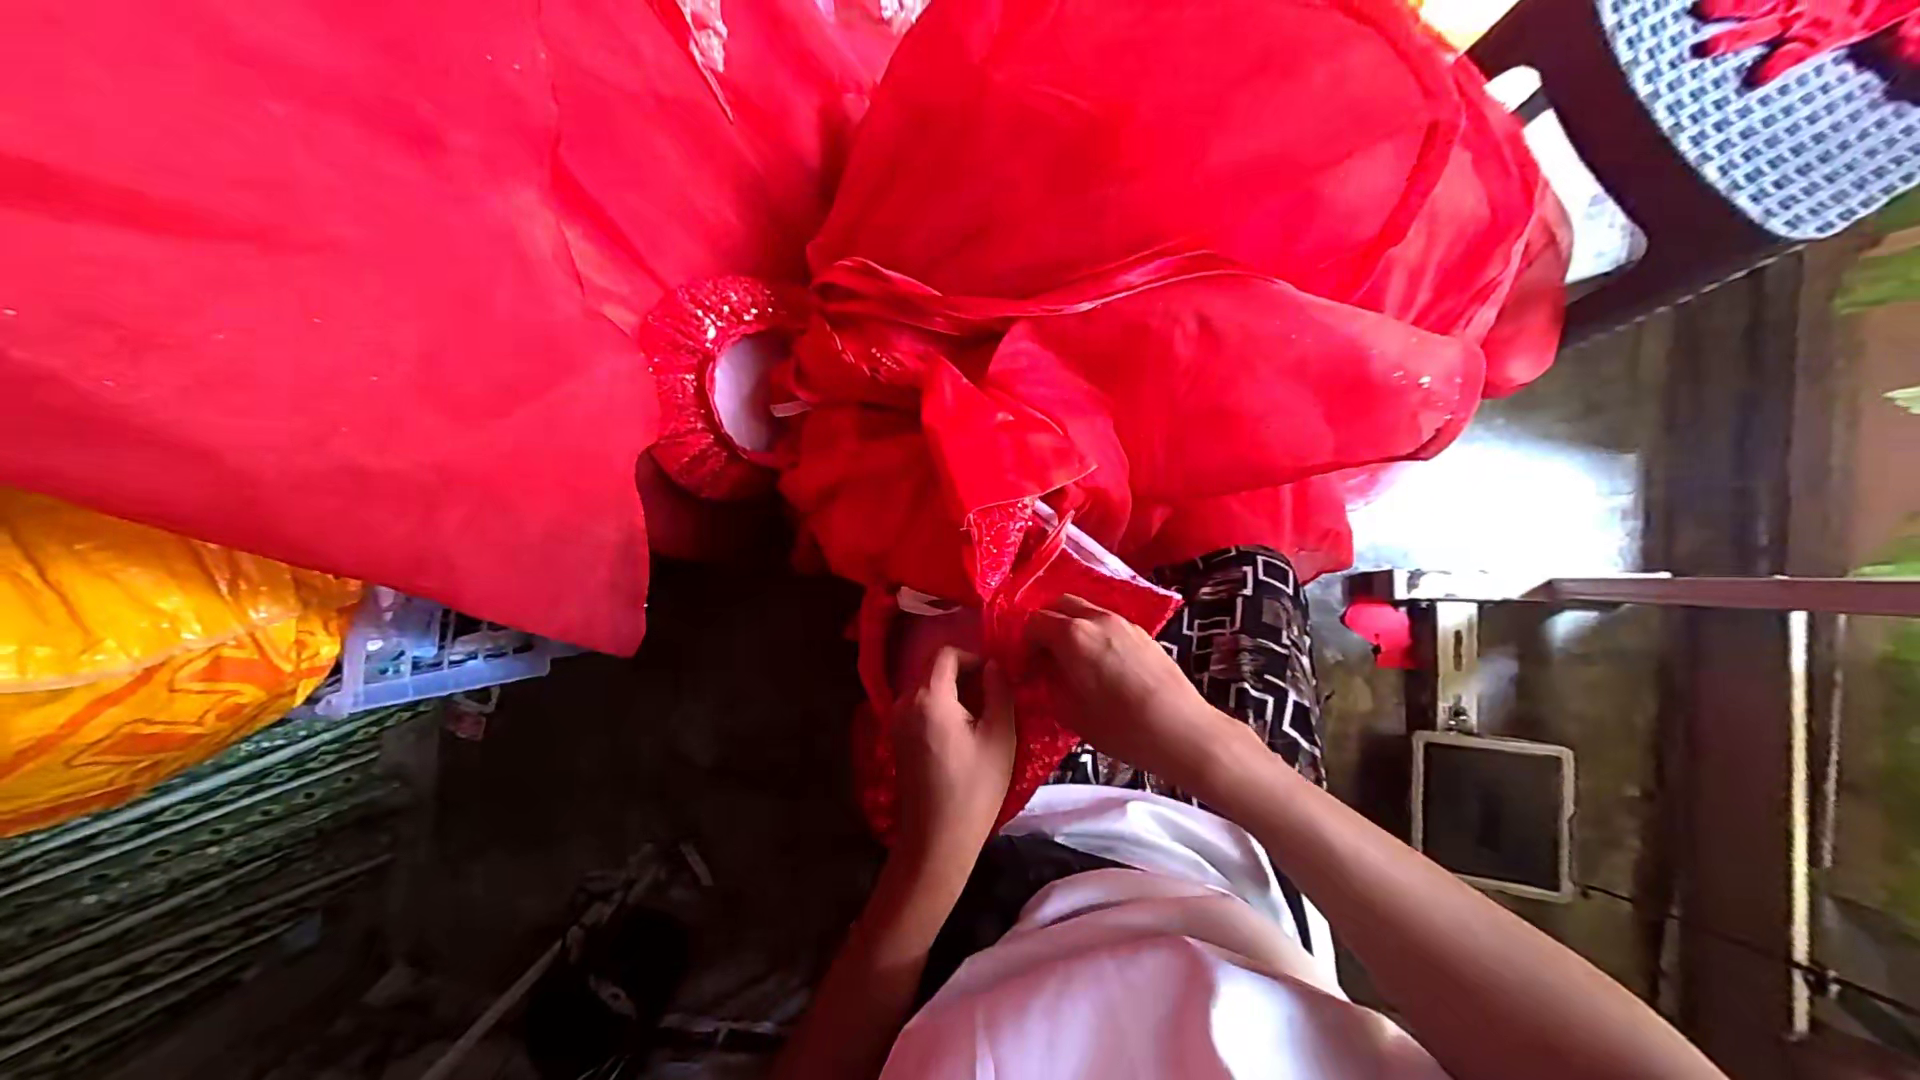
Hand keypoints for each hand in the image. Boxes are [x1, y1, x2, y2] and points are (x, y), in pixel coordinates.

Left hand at [891, 646, 1016, 868]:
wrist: (936, 839)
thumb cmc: (974, 788)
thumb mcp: (1000, 737)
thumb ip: (998, 692)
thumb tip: (994, 665)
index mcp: (929, 698)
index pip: (946, 654)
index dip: (973, 657)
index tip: (995, 676)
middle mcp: (905, 703)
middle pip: (933, 669)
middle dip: (964, 673)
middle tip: (993, 694)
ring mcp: (896, 721)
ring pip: (926, 688)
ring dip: (952, 691)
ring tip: (981, 713)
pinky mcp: (896, 738)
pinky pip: (919, 707)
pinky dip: (940, 707)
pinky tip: (961, 731)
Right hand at [1025, 594, 1256, 793]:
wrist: (1180, 730)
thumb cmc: (1119, 726)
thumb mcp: (1069, 711)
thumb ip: (1049, 683)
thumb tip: (1043, 671)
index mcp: (1072, 635)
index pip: (1034, 621)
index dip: (1025, 642)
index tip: (1027, 666)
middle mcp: (1097, 619)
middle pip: (1060, 603)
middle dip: (1046, 624)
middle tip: (1045, 655)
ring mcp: (1123, 623)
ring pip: (1086, 610)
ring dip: (1072, 626)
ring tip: (1073, 660)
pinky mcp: (1143, 633)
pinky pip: (1108, 622)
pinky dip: (1095, 633)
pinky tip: (1101, 664)